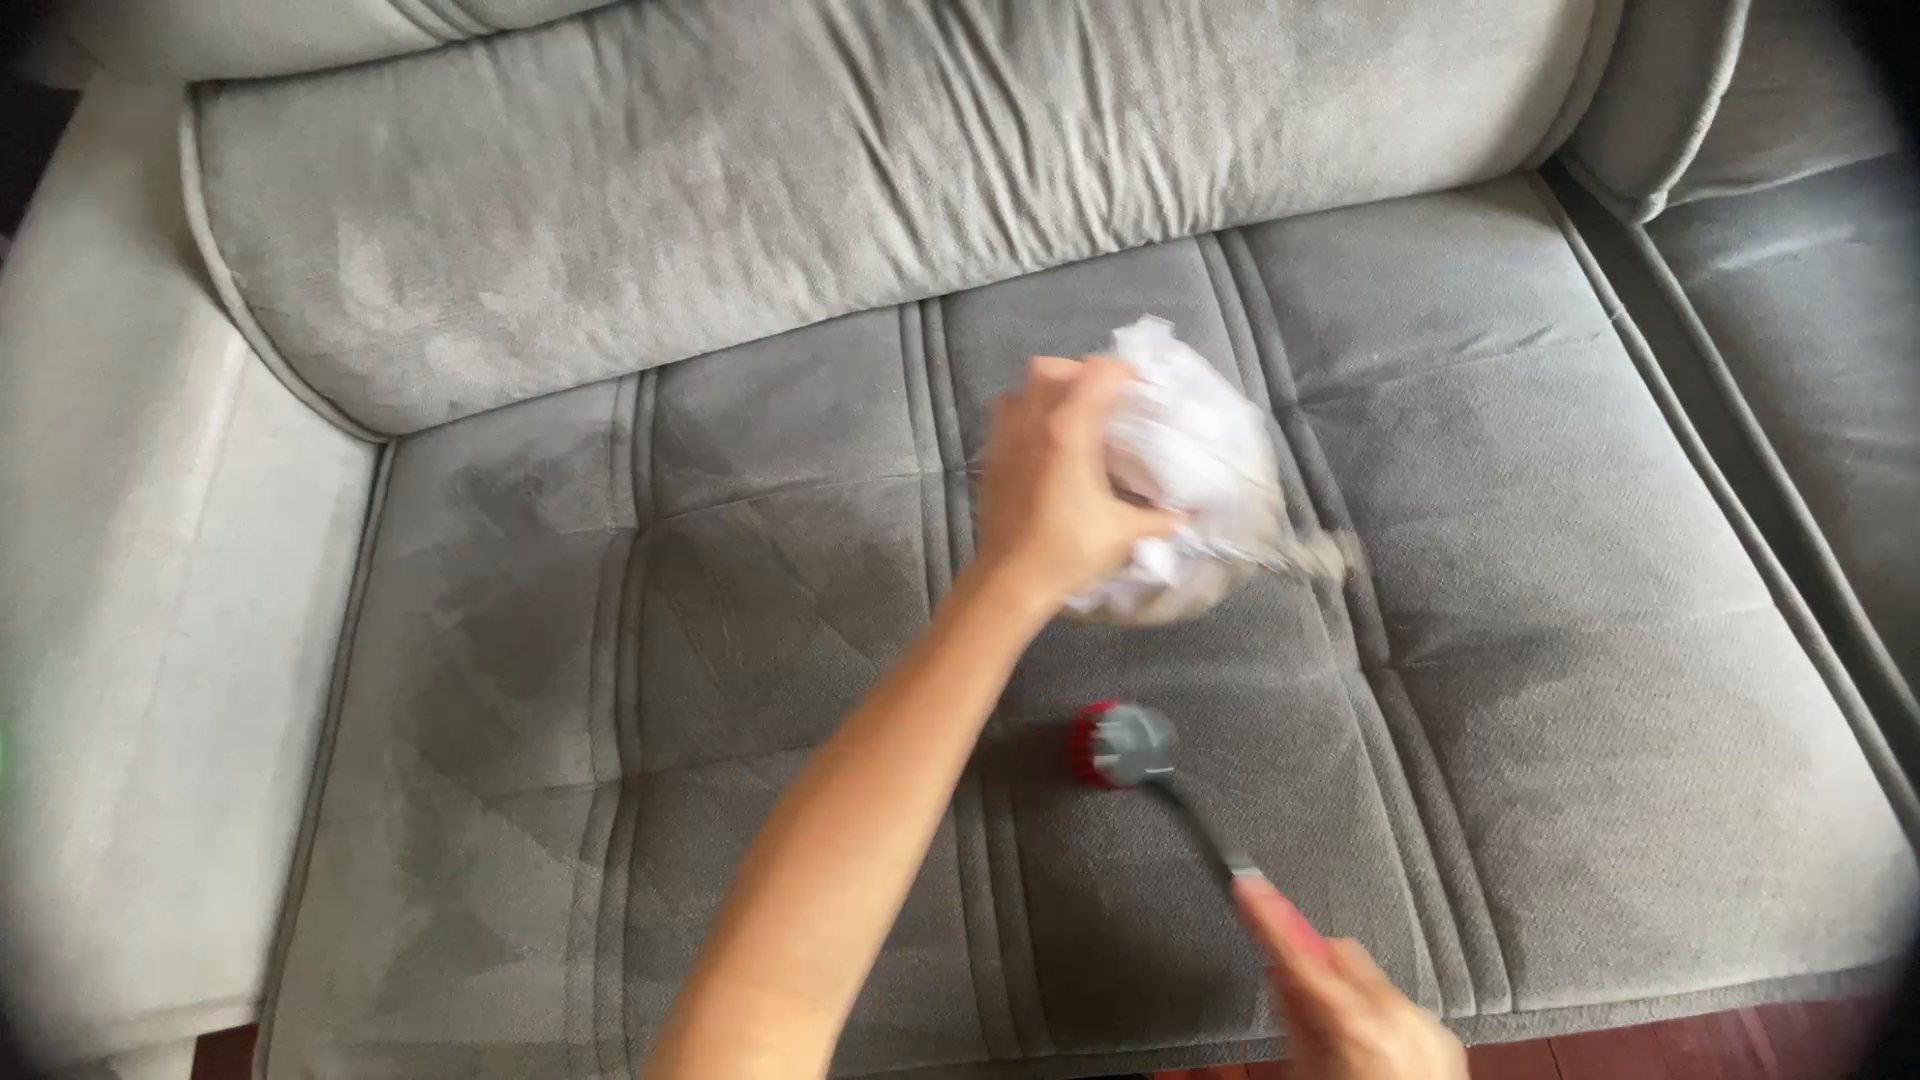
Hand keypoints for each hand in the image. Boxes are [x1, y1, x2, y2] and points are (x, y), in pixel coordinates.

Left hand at [973, 355, 1181, 604]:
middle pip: (1052, 368)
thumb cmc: (1067, 552)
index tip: (1140, 396)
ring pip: (1022, 388)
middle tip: (1104, 402)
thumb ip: (1160, 518)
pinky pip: (1006, 418)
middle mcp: (1032, 424)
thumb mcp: (1123, 533)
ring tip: (1071, 418)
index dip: (1124, 375)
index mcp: (1068, 432)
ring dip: (1048, 392)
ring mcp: (1005, 439)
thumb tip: (1188, 514)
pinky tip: (1045, 446)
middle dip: (1081, 374)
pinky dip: (1026, 417)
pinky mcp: (990, 459)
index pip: (1099, 373)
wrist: (1010, 581)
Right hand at [1235, 877, 1466, 1079]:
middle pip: (1337, 955)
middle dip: (1312, 969)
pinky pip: (1395, 1003)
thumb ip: (1290, 1012)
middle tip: (1293, 1004)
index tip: (1247, 884)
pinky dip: (1373, 1015)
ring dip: (1343, 993)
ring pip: (1365, 977)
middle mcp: (1403, 1019)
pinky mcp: (1444, 1041)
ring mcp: (1429, 1030)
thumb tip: (1279, 969)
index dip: (1269, 916)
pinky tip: (1366, 1054)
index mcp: (1361, 1029)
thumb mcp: (1304, 1071)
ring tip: (1336, 1044)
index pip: (1301, 952)